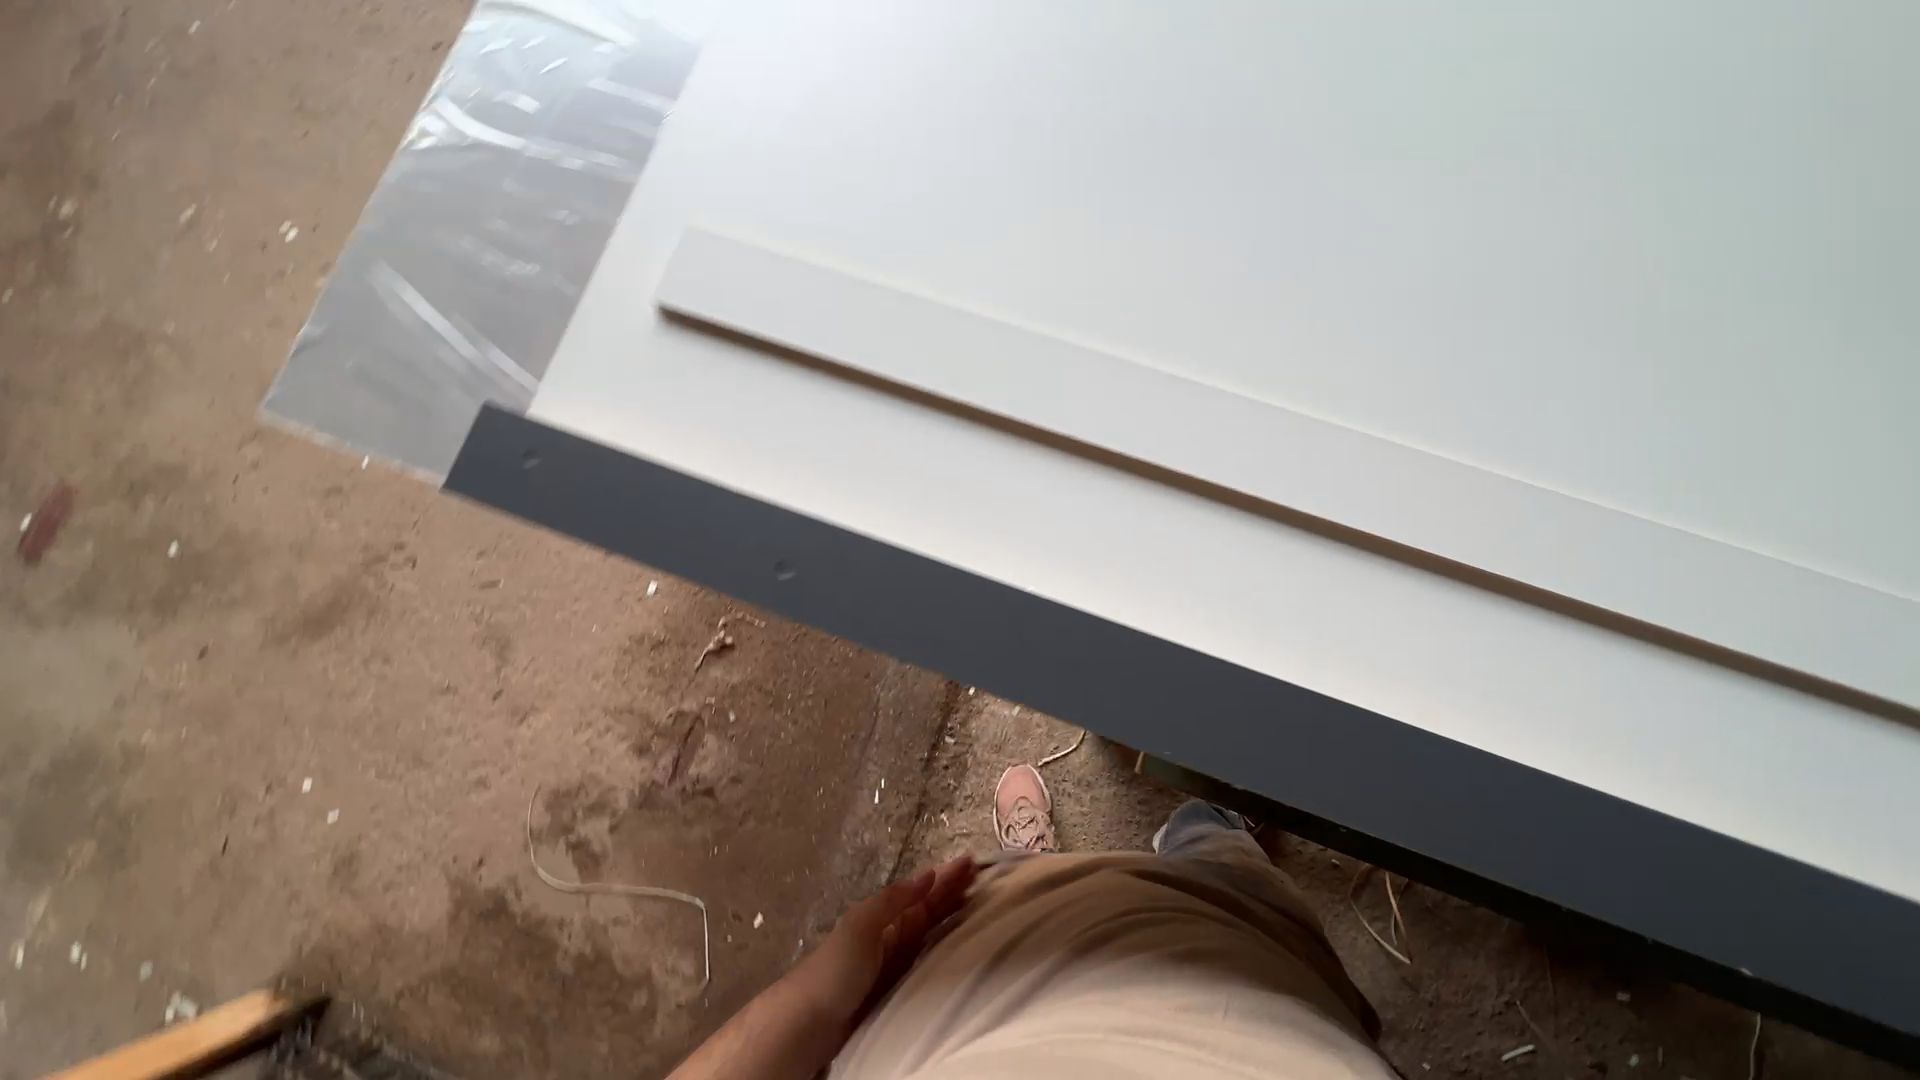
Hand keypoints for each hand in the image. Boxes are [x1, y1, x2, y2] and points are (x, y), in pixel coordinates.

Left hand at [788, 855, 977, 1028]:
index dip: (944, 878)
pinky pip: (928, 964)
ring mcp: (895, 967)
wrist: (808, 1026)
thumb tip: (928, 874)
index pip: (921, 893)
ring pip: (931, 935)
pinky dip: (946, 951)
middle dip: (953, 893)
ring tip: (982, 905)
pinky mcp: (899, 994)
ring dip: (953, 919)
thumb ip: (892, 901)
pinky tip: (962, 948)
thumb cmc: (834, 969)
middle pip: (928, 911)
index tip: (973, 863)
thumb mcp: (861, 925)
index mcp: (881, 917)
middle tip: (984, 877)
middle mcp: (891, 938)